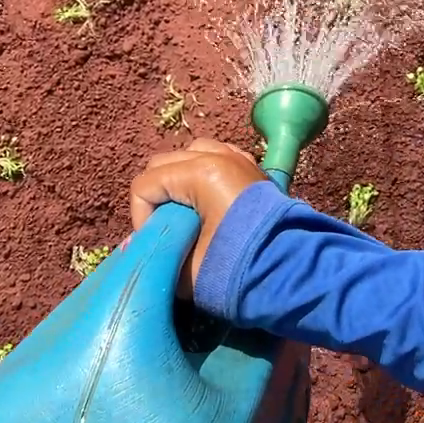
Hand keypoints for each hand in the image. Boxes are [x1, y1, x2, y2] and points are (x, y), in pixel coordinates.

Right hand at [129, 138, 268, 296]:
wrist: (287, 268)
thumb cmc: (233, 266)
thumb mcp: (184, 270)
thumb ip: (155, 252)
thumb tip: (136, 244)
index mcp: (201, 174)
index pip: (145, 185)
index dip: (141, 217)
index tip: (157, 242)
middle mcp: (219, 156)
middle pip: (163, 163)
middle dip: (156, 195)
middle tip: (166, 229)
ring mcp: (238, 157)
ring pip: (190, 152)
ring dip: (179, 178)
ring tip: (185, 212)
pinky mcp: (251, 165)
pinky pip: (216, 155)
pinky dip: (204, 170)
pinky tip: (207, 198)